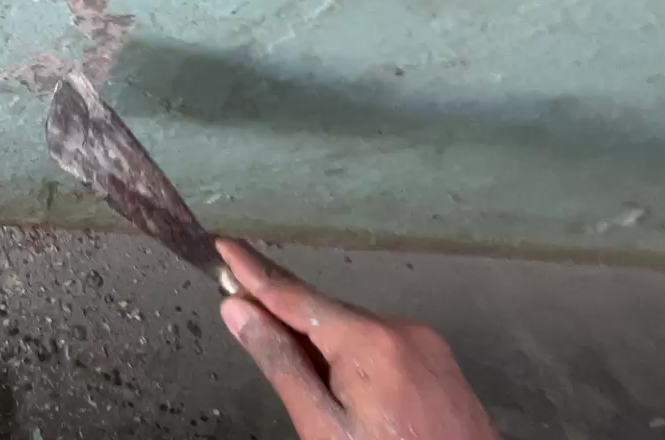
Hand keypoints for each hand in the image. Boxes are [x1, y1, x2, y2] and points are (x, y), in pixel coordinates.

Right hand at [217, 239, 498, 439]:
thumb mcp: (323, 427)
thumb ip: (278, 361)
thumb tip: (235, 308)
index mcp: (369, 339)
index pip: (291, 293)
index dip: (250, 270)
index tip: (221, 244)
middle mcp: (401, 330)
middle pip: (321, 311)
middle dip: (282, 315)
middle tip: (243, 320)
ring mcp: (429, 348)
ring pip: (349, 329)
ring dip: (317, 340)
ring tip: (302, 378)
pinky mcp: (443, 369)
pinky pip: (378, 346)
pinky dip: (348, 354)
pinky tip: (340, 384)